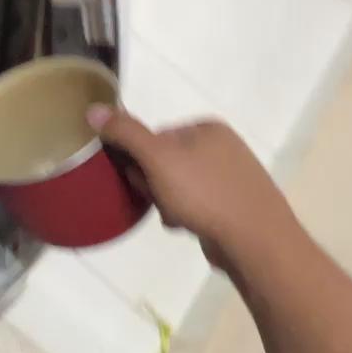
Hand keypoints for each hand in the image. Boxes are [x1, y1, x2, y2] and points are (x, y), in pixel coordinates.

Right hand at [87, 104, 303, 262]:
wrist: (257, 243)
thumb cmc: (205, 194)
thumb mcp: (157, 159)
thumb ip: (125, 132)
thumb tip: (93, 109)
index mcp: (207, 128)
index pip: (152, 137)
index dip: (138, 160)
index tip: (141, 178)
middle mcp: (223, 146)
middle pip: (163, 161)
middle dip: (153, 182)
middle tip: (157, 199)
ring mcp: (233, 175)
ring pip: (176, 184)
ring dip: (166, 201)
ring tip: (174, 217)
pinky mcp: (236, 203)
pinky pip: (195, 202)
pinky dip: (185, 213)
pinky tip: (187, 225)